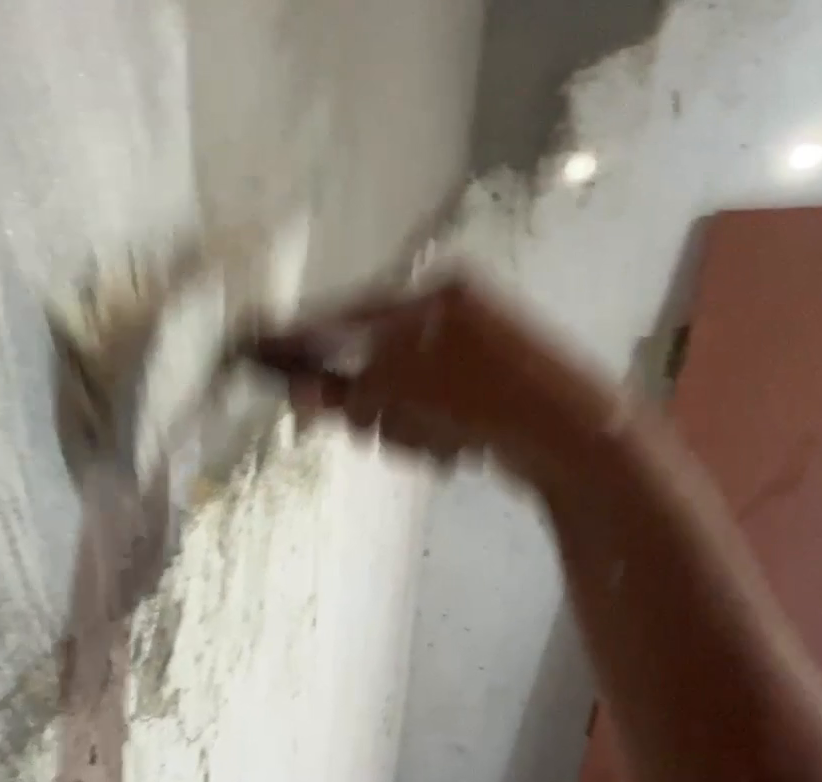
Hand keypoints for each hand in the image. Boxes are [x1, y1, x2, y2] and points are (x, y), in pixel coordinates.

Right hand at [240, 275, 622, 483]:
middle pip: (366, 361)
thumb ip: (340, 391)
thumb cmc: (476, 398)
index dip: (296, 339)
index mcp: (429, 296)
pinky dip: (426, 431)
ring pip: (395, 394)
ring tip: (430, 439)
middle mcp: (448, 314)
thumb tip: (297, 391)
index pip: (342, 317)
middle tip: (379, 422)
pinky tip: (451, 446)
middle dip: (367, 400)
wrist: (571, 435)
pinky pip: (426, 411)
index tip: (250, 345)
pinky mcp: (484, 390)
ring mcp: (470, 352)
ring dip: (398, 424)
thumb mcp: (395, 392)